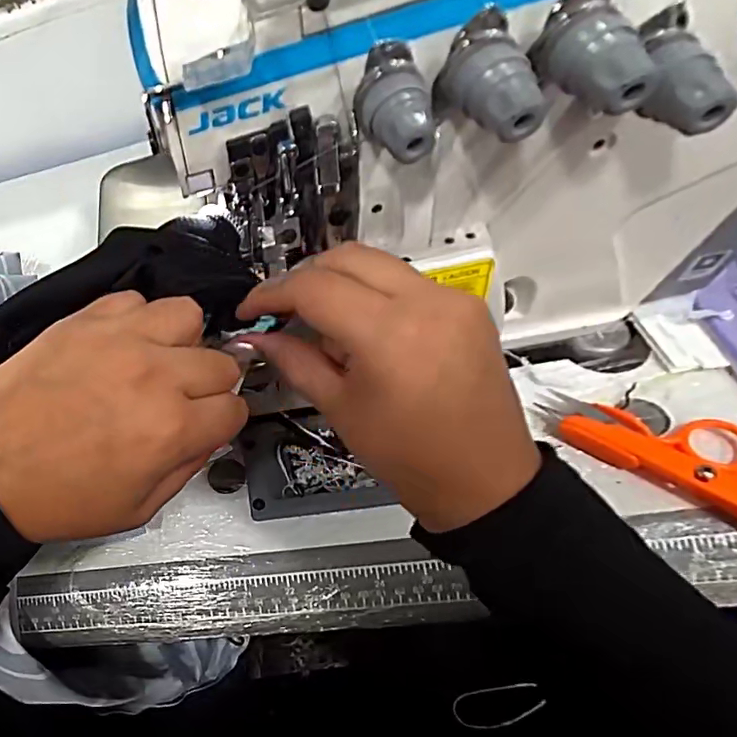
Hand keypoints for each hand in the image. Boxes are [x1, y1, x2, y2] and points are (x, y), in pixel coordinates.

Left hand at [0, 292, 248, 542]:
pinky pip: (135, 299)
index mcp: (170, 428)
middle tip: (185, 396)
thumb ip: (186, 468)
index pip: (235, 407)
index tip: (212, 419)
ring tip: (159, 360)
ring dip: (182, 340)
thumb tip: (206, 438)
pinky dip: (137, 319)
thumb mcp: (137, 507)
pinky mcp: (85, 321)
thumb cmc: (50, 492)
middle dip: (210, 384)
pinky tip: (124, 345)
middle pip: (221, 360)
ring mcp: (118, 340)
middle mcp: (151, 376)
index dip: (225, 419)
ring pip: (187, 314)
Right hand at [236, 243, 539, 532]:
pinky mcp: (463, 307)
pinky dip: (371, 292)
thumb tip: (264, 338)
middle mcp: (427, 306)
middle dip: (302, 278)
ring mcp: (450, 302)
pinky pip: (404, 280)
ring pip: (375, 262)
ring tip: (320, 324)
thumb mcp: (339, 408)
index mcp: (390, 335)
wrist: (481, 479)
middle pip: (343, 257)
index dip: (271, 293)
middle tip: (280, 310)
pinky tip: (358, 327)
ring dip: (336, 281)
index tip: (254, 308)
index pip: (313, 287)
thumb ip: (294, 362)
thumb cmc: (419, 458)